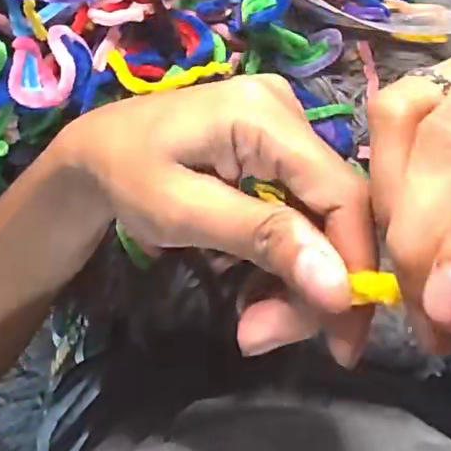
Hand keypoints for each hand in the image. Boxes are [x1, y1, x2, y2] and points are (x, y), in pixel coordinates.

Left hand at [48, 74, 376, 365]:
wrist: (97, 149)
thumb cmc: (126, 174)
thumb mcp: (183, 212)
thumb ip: (261, 239)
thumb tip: (340, 287)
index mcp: (264, 112)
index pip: (341, 192)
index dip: (353, 266)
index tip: (340, 342)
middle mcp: (286, 107)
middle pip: (334, 207)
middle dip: (311, 282)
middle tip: (261, 334)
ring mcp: (282, 122)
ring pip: (321, 214)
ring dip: (295, 278)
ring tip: (251, 323)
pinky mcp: (275, 142)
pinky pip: (301, 206)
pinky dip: (284, 255)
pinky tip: (254, 287)